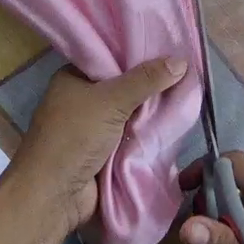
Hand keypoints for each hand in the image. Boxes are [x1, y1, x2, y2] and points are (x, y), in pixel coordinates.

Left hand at [9, 58, 187, 233]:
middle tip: (187, 71)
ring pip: (130, 112)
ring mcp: (92, 127)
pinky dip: (148, 133)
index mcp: (74, 77)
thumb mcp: (110, 100)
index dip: (139, 53)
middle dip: (151, 84)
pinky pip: (131, 136)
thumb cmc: (74, 137)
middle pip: (124, 85)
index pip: (111, 57)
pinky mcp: (104, 152)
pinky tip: (176, 122)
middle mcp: (82, 99)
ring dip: (152, 111)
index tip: (171, 47)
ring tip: (189, 93)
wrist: (54, 196)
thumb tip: (181, 60)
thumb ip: (145, 80)